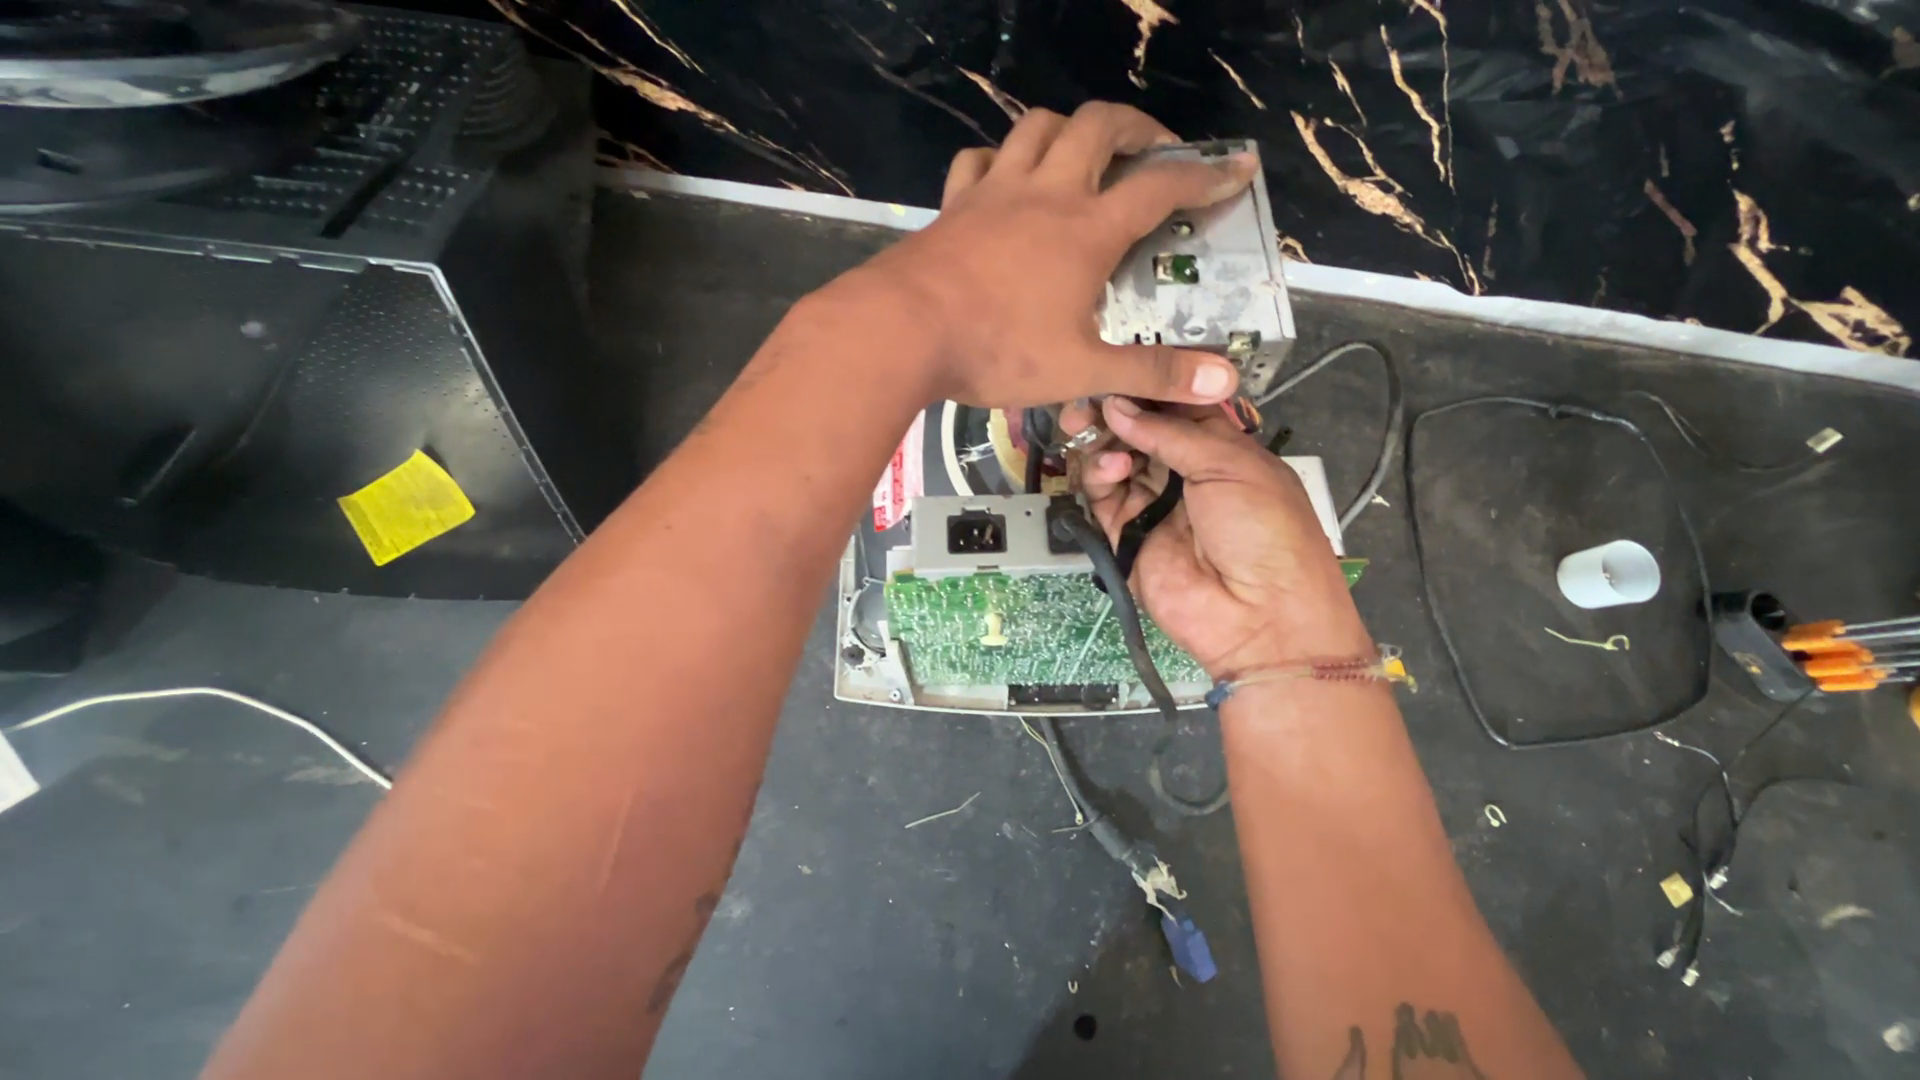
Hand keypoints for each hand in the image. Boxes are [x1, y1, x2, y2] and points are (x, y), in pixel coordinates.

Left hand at [830, 102, 1256, 408]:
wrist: (901, 332)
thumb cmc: (997, 352)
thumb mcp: (1082, 371)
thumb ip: (1151, 372)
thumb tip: (1222, 379)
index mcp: (1087, 231)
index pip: (1159, 186)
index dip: (1204, 175)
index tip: (1234, 169)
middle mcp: (1046, 195)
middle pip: (1099, 127)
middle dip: (1137, 126)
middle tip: (1155, 148)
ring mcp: (994, 192)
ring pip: (1037, 127)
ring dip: (1069, 128)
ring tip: (1084, 152)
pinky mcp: (953, 205)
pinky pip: (977, 160)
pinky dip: (998, 158)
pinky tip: (1003, 178)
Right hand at [1064, 397, 1371, 678]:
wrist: (1260, 616)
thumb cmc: (1264, 530)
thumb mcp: (1232, 466)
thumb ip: (1171, 432)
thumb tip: (1119, 406)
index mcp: (1222, 451)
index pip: (1175, 410)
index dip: (1148, 389)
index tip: (1119, 366)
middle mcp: (1183, 474)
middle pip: (1138, 432)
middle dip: (1114, 411)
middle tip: (1089, 398)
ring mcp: (1152, 504)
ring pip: (1113, 459)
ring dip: (1100, 439)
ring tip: (1088, 427)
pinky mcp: (1125, 535)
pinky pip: (1101, 497)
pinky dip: (1099, 475)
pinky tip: (1110, 467)